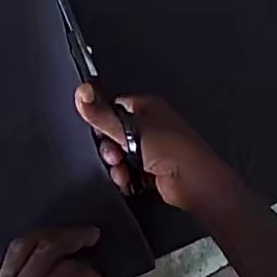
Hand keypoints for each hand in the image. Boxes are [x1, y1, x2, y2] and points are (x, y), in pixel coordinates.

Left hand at [0, 227, 103, 276]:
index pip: (68, 273)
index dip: (88, 273)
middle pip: (46, 247)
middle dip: (72, 237)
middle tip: (90, 236)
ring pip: (21, 245)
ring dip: (45, 236)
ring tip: (62, 238)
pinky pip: (0, 261)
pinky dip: (17, 252)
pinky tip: (28, 257)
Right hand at [75, 84, 239, 211]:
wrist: (195, 182)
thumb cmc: (171, 149)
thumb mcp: (131, 130)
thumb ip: (103, 115)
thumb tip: (81, 93)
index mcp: (147, 107)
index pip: (114, 107)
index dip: (102, 119)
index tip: (97, 131)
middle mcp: (149, 125)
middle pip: (114, 134)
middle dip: (110, 148)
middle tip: (114, 156)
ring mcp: (151, 148)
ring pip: (120, 155)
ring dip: (117, 166)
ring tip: (123, 172)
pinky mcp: (152, 169)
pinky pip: (128, 171)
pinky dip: (126, 177)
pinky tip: (129, 182)